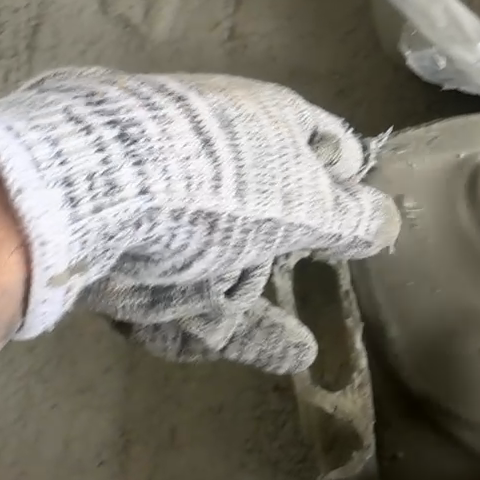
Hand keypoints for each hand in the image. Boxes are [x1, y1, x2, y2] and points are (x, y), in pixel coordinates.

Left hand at [0, 69, 399, 370]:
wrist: (88, 193)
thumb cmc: (220, 183)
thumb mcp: (302, 202)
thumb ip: (349, 219)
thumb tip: (390, 222)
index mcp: (266, 124)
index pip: (326, 143)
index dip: (348, 176)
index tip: (362, 217)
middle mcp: (221, 160)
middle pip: (272, 203)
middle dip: (294, 240)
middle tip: (315, 268)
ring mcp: (172, 207)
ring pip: (228, 257)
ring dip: (259, 298)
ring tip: (296, 343)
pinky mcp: (133, 255)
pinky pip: (190, 296)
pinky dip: (229, 326)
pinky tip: (283, 355)